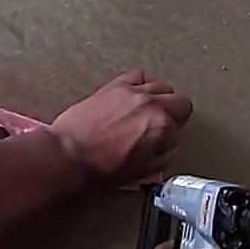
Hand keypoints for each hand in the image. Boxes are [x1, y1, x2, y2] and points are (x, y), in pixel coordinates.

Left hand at [51, 70, 192, 184]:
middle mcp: (152, 105)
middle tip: (160, 127)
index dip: (168, 142)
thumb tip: (164, 150)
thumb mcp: (140, 172)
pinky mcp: (116, 86)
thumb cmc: (100, 167)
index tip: (158, 147)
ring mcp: (134, 92)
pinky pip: (138, 76)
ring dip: (159, 99)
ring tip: (147, 112)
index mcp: (161, 128)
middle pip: (180, 103)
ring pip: (162, 87)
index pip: (178, 132)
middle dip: (174, 116)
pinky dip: (139, 85)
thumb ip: (160, 158)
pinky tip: (132, 97)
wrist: (69, 154)